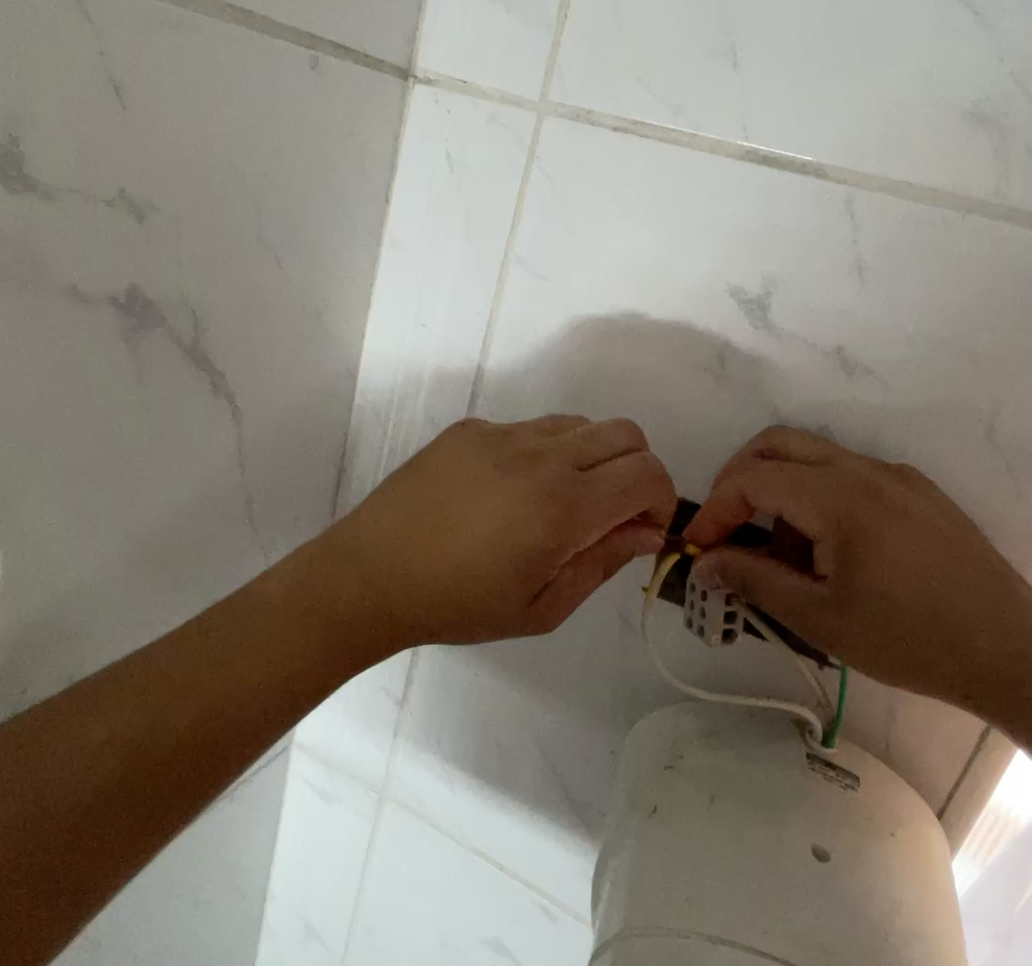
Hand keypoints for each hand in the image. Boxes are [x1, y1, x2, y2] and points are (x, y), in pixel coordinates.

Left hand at [324, 415, 677, 648]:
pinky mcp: (471, 429)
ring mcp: (503, 435)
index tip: (639, 530)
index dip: (660, 501)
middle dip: (637, 471)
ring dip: (593, 458)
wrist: (371, 575)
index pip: (648, 473)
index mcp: (564, 506)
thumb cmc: (460, 605)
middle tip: (609, 515)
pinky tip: (509, 493)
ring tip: (558, 503)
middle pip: (626, 433)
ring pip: (580, 424)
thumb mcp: (543, 608)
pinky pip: (532, 427)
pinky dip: (545, 452)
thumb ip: (603, 563)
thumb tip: (646, 531)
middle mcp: (541, 456)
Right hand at [682, 426, 1031, 715]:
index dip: (716, 510)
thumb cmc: (911, 640)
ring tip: (783, 558)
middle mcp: (866, 470)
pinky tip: (830, 555)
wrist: (1016, 655)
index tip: (699, 549)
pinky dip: (819, 499)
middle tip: (727, 529)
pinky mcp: (921, 495)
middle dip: (739, 479)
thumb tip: (705, 561)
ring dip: (781, 492)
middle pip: (779, 444)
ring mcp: (898, 478)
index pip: (752, 479)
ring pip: (816, 459)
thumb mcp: (820, 617)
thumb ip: (754, 580)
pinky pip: (851, 477)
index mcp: (839, 496)